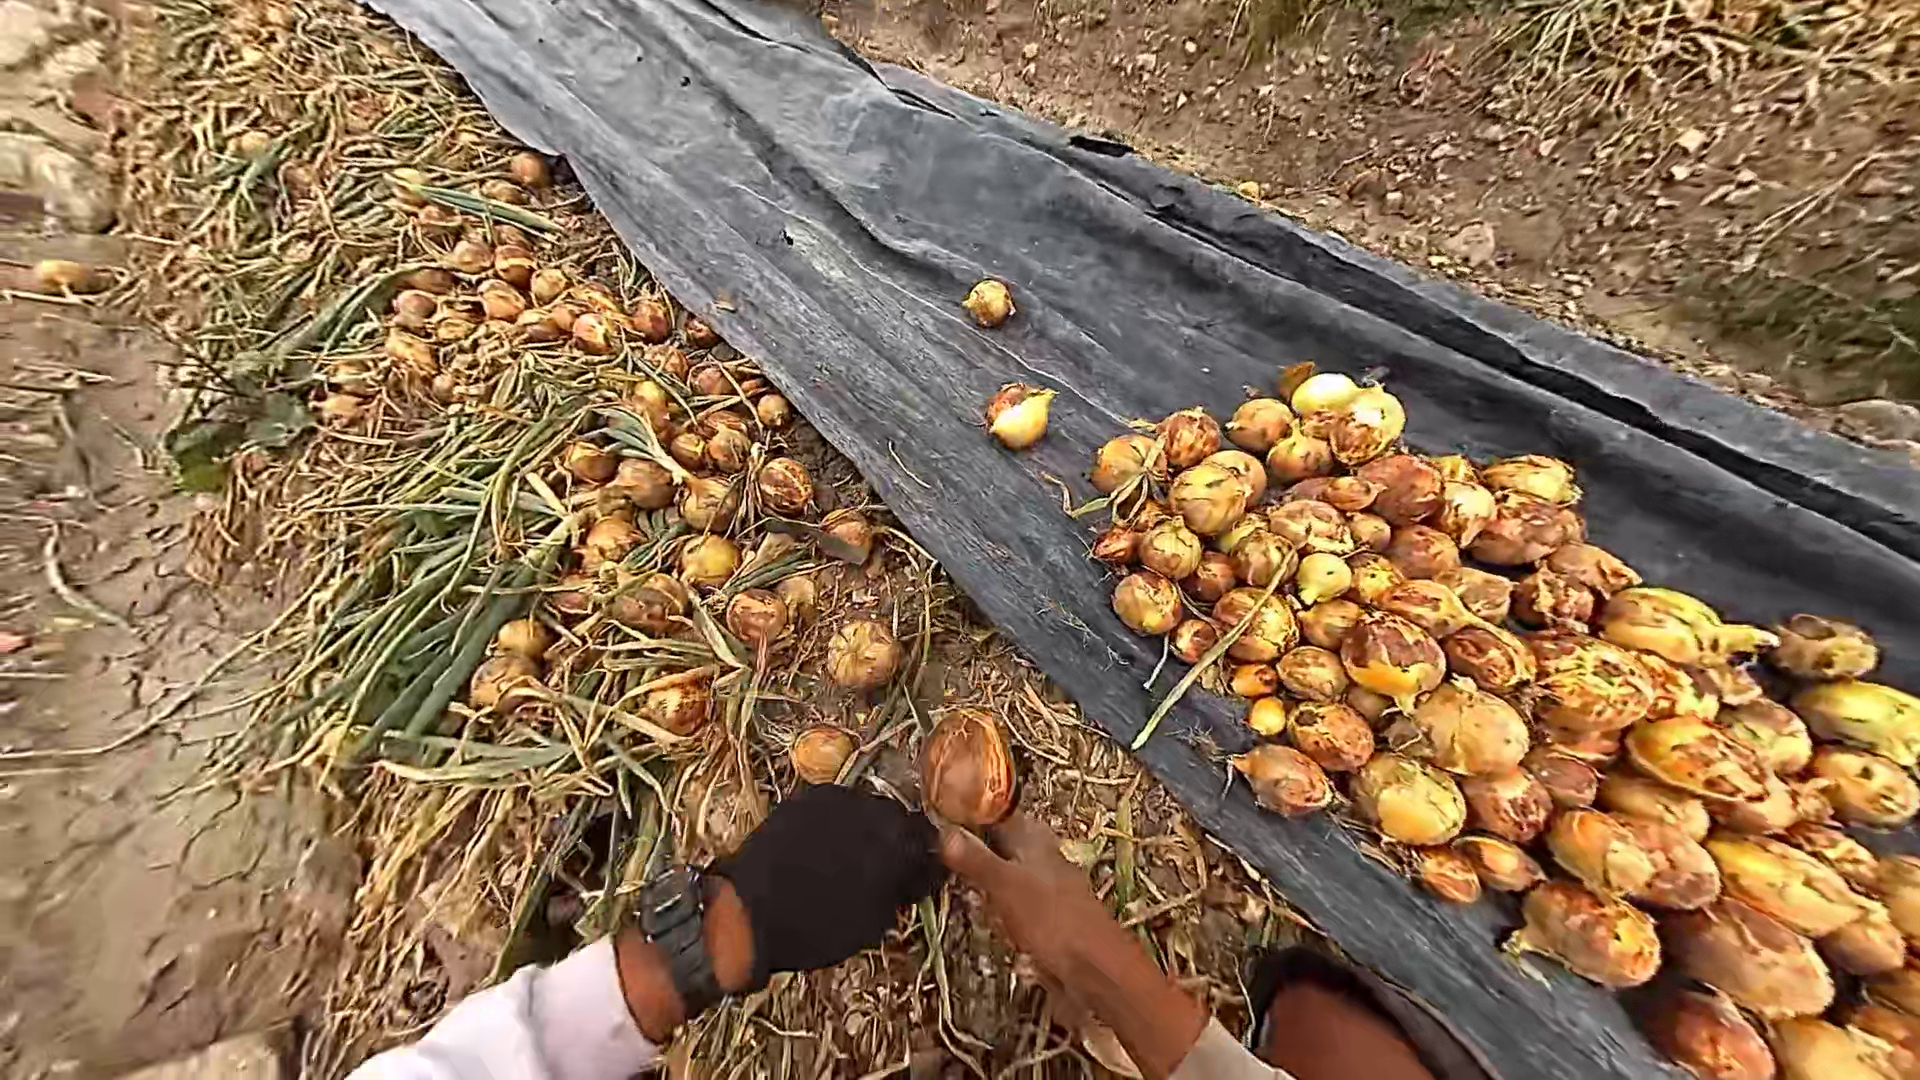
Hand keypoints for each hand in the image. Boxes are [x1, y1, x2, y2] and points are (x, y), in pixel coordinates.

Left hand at [713, 783, 944, 988]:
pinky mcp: (810, 793)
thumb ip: (901, 890)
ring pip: (867, 807)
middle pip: (897, 817)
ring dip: (866, 826)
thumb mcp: (873, 922)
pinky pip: (836, 805)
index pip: (927, 838)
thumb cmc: (815, 928)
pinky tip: (822, 844)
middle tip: (882, 865)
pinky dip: (837, 821)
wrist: (747, 913)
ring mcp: (839, 796)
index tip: (916, 872)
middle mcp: (873, 807)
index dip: (922, 856)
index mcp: (896, 840)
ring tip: (849, 853)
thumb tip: (918, 875)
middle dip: (895, 838)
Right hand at [941, 813, 1206, 1079]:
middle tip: (952, 861)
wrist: (1097, 970)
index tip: (944, 820)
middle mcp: (1043, 855)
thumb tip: (944, 830)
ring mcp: (1050, 886)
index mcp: (1034, 838)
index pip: (998, 813)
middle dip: (978, 851)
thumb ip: (976, 859)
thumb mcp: (1006, 885)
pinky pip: (1019, 905)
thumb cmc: (1052, 919)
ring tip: (973, 895)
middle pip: (1003, 843)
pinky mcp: (1053, 917)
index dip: (972, 813)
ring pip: (1011, 875)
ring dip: (990, 885)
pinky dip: (1004, 911)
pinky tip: (997, 924)